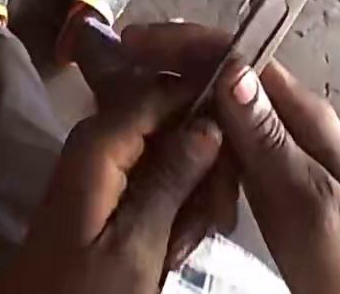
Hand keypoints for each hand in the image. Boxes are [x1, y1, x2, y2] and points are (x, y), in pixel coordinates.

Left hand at [0, 75, 224, 293]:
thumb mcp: (134, 249)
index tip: (240, 140)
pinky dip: (175, 200)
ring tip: (207, 228)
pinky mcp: (107, 186)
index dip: (204, 104)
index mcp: (100, 138)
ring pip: (167, 146)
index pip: (163, 89)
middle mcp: (99, 136)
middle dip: (202, 155)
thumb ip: (171, 180)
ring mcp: (102, 161)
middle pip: (168, 117)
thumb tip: (210, 123)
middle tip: (223, 209)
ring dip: (193, 184)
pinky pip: (153, 172)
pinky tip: (184, 237)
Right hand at [124, 23, 339, 293]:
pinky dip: (191, 132)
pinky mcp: (265, 174)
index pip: (239, 56)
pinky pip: (221, 140)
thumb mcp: (306, 202)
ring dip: (179, 93)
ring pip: (219, 104)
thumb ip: (268, 138)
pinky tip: (165, 141)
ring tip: (133, 95)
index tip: (137, 42)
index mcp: (301, 112)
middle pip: (225, 72)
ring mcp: (277, 145)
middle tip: (123, 64)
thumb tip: (231, 70)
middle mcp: (287, 117)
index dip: (186, 42)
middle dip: (175, 61)